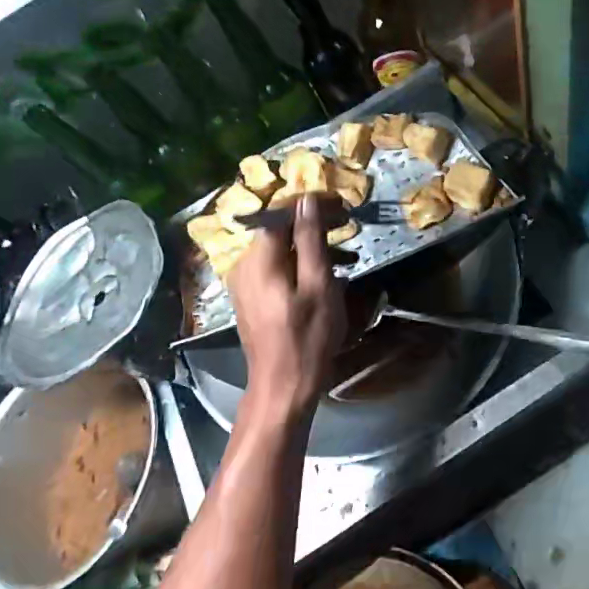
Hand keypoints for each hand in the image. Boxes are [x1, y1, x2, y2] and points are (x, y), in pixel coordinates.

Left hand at [226, 194, 346, 417]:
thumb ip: (311, 241)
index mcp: (259, 259)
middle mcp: (243, 264)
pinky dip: (296, 264)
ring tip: (343, 254)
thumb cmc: (307, 339)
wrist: (281, 386)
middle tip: (345, 225)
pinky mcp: (248, 297)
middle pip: (276, 229)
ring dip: (307, 245)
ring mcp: (242, 282)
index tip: (339, 203)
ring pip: (276, 249)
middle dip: (311, 224)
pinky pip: (272, 267)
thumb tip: (307, 201)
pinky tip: (321, 275)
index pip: (280, 212)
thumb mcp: (319, 286)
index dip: (309, 203)